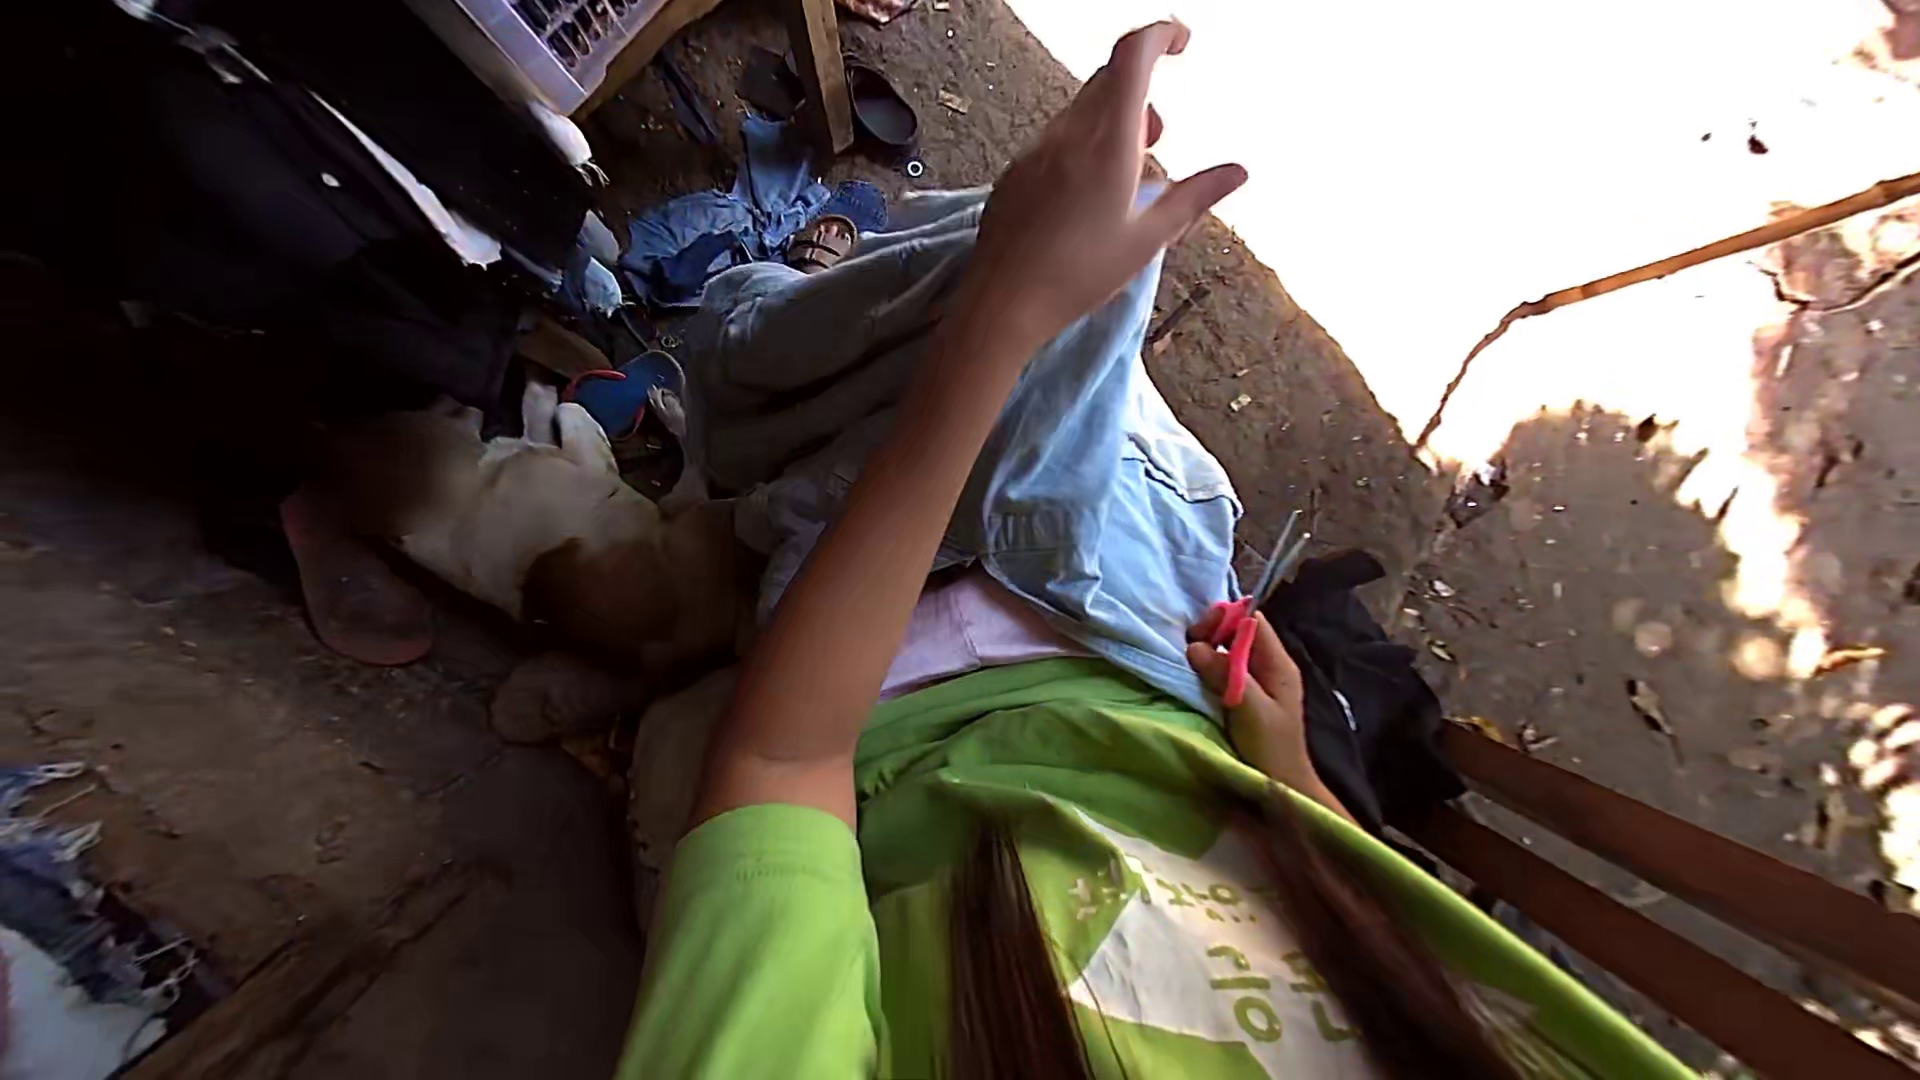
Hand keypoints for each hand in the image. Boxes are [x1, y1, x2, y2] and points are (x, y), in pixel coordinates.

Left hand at [961, 20, 1246, 345]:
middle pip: (1105, 82)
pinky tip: (1077, 200)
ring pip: (1076, 115)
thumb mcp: (1144, 241)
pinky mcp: (1011, 178)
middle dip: (1139, 95)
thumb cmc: (1076, 277)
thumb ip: (1192, 200)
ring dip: (1106, 127)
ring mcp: (1032, 154)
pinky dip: (1074, 152)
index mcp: (1107, 141)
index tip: (1180, 44)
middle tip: (1154, 138)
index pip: (1133, 54)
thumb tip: (1236, 173)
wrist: (1004, 303)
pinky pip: (1049, 146)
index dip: (1161, 35)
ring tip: (1118, 179)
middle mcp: (1066, 136)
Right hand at [1187, 609, 1311, 783]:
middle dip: (1212, 632)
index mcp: (1278, 663)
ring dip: (1208, 649)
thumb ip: (1225, 674)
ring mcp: (1258, 678)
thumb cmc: (1271, 747)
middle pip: (1238, 630)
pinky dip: (1209, 665)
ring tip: (1190, 662)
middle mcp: (1269, 664)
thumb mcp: (1248, 708)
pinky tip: (1196, 675)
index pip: (1253, 621)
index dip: (1226, 618)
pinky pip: (1225, 666)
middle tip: (1189, 648)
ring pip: (1229, 647)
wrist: (1283, 784)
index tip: (1199, 632)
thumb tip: (1194, 646)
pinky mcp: (1245, 691)